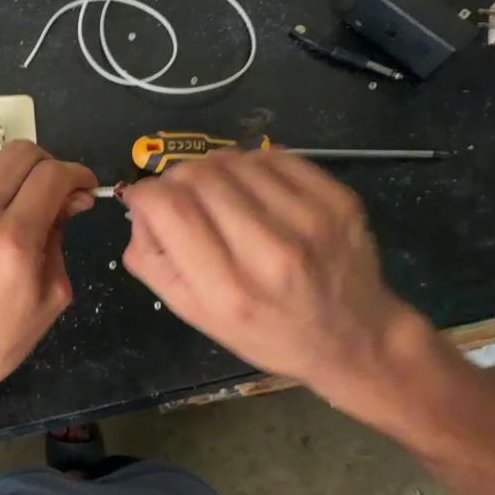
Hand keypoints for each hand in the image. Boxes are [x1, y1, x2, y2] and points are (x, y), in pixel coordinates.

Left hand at [0, 141, 97, 414]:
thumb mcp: (50, 298)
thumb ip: (60, 239)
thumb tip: (70, 199)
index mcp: (11, 241)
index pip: (52, 175)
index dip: (77, 173)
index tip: (83, 186)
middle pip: (19, 153)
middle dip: (46, 166)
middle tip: (52, 192)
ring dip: (9, 188)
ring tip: (9, 223)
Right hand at [119, 149, 431, 391]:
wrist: (354, 338)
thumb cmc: (265, 332)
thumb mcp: (194, 315)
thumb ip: (153, 261)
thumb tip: (141, 208)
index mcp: (227, 289)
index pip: (169, 208)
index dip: (145, 194)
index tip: (144, 201)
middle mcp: (270, 252)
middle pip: (197, 177)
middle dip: (175, 180)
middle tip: (181, 200)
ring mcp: (310, 221)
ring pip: (232, 160)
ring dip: (213, 171)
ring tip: (220, 196)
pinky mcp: (337, 200)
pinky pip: (272, 157)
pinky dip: (250, 166)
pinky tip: (253, 191)